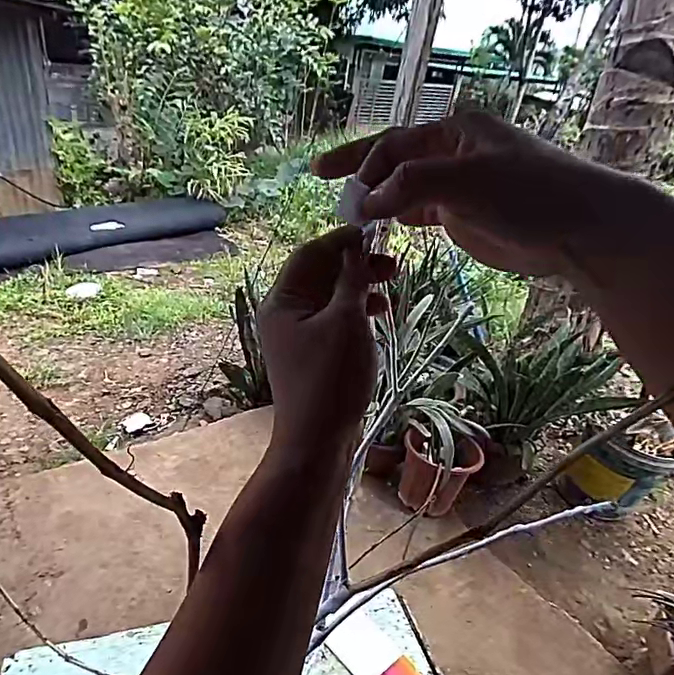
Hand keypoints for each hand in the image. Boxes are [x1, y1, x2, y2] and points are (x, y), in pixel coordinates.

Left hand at [258, 226, 394, 455]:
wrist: (317, 439)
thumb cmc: (330, 379)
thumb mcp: (346, 322)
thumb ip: (352, 280)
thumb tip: (357, 247)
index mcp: (281, 300)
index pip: (310, 253)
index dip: (343, 240)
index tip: (376, 235)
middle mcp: (283, 313)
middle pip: (320, 273)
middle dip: (355, 265)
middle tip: (392, 265)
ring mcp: (296, 334)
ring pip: (329, 296)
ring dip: (359, 287)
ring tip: (390, 288)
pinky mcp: (311, 352)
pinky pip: (332, 319)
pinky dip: (355, 311)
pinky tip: (378, 313)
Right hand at [313, 110, 653, 276]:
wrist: (578, 229)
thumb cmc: (529, 193)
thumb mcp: (466, 181)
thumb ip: (411, 184)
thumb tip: (365, 202)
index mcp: (454, 132)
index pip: (394, 143)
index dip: (362, 162)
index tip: (341, 190)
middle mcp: (451, 154)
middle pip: (392, 159)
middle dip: (359, 169)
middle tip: (322, 176)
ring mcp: (455, 186)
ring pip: (402, 188)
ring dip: (376, 198)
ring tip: (346, 213)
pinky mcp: (461, 216)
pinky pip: (417, 212)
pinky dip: (396, 218)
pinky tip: (378, 226)